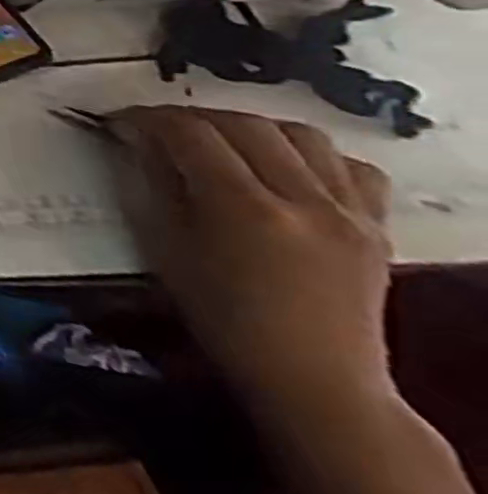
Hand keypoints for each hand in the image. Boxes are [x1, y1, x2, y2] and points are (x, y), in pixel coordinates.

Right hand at [110, 106, 392, 410]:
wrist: (310, 376)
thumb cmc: (220, 317)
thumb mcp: (167, 247)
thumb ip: (154, 185)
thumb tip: (138, 141)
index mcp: (242, 209)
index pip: (189, 135)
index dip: (146, 119)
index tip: (118, 121)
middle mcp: (302, 200)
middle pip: (243, 125)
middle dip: (190, 117)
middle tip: (156, 128)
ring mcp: (348, 211)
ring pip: (299, 135)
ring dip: (249, 126)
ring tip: (218, 140)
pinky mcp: (375, 224)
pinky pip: (350, 165)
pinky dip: (310, 153)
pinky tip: (283, 165)